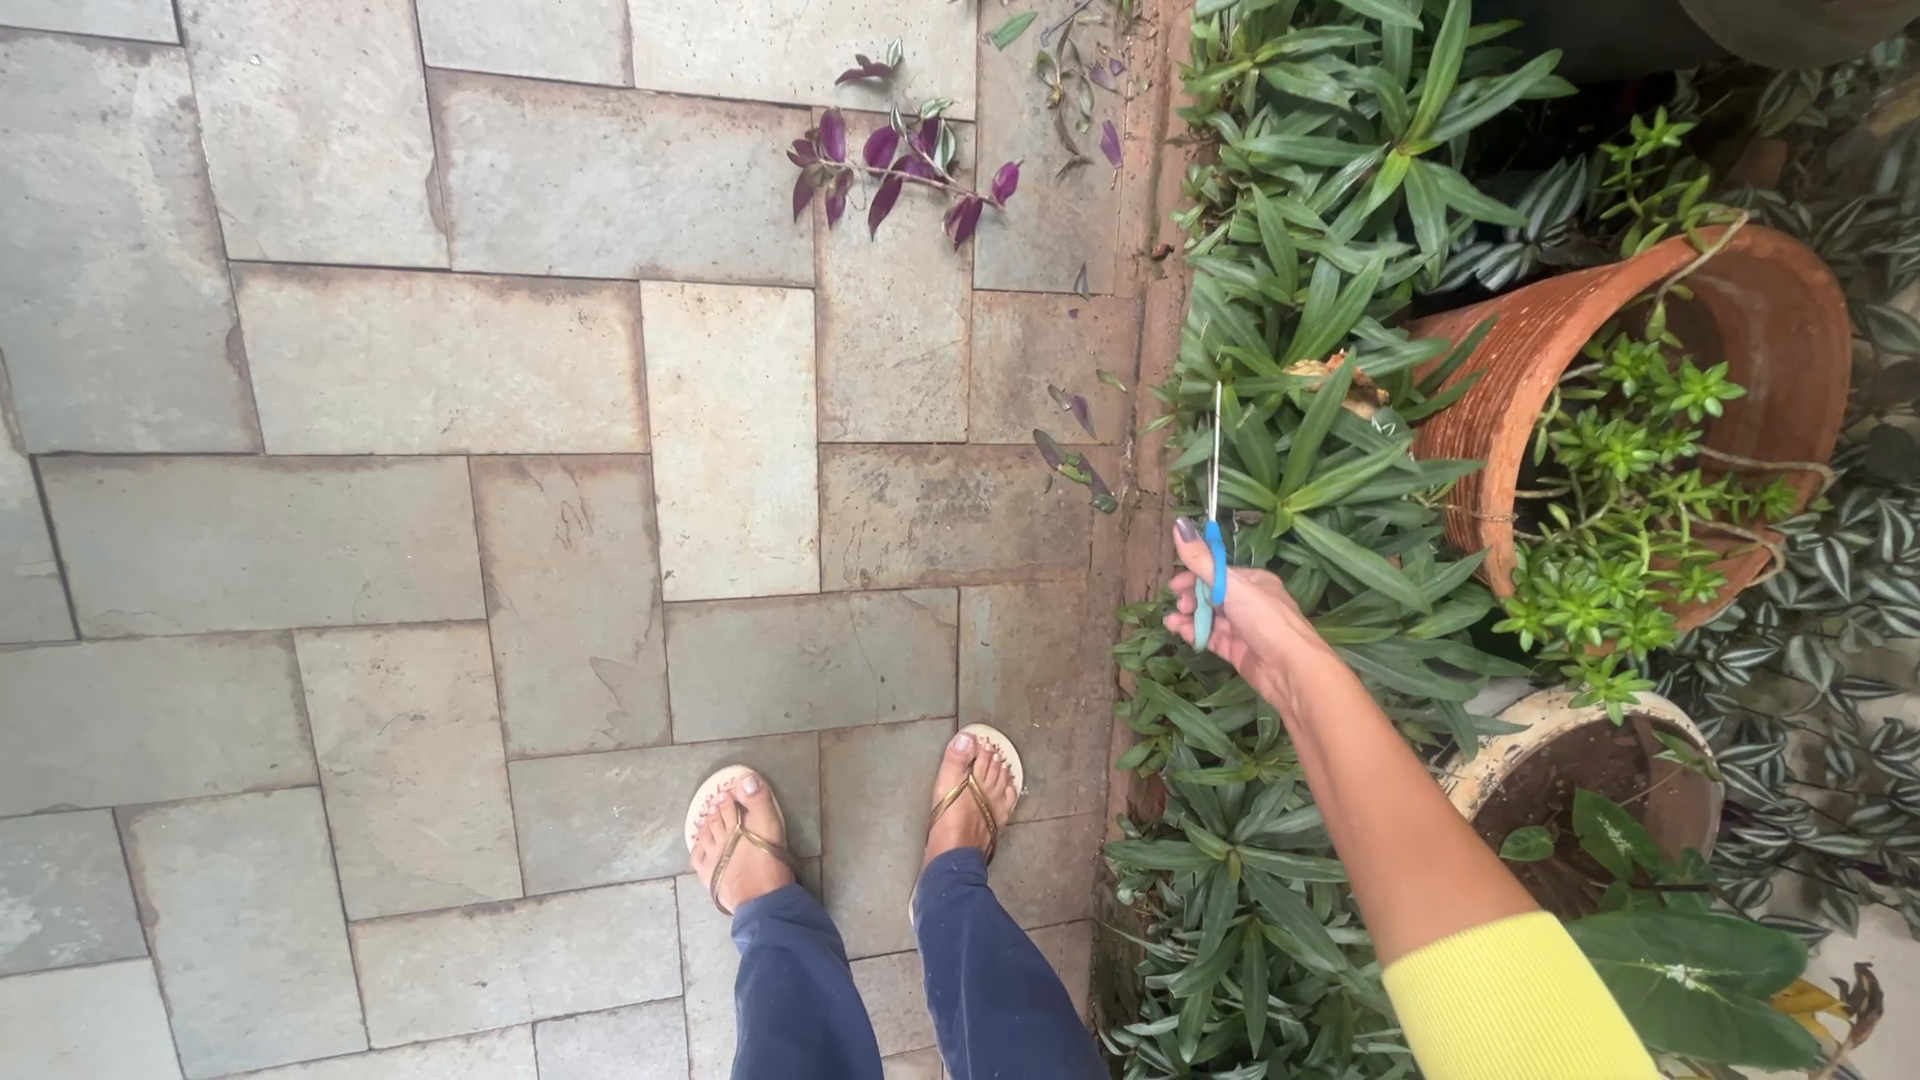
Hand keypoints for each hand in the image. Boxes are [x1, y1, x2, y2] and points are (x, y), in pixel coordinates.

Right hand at [1163, 517, 1332, 711]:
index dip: (1194, 576)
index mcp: (1254, 581)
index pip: (1218, 573)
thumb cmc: (1265, 619)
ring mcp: (1244, 628)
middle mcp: (1250, 602)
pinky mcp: (1239, 651)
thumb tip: (1178, 523)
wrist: (1291, 669)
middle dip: (1191, 598)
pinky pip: (1212, 638)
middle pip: (1212, 596)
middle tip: (1179, 605)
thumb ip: (1201, 559)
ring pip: (1210, 618)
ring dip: (1189, 617)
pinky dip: (1195, 633)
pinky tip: (1180, 632)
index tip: (1174, 586)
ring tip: (1172, 622)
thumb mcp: (1231, 585)